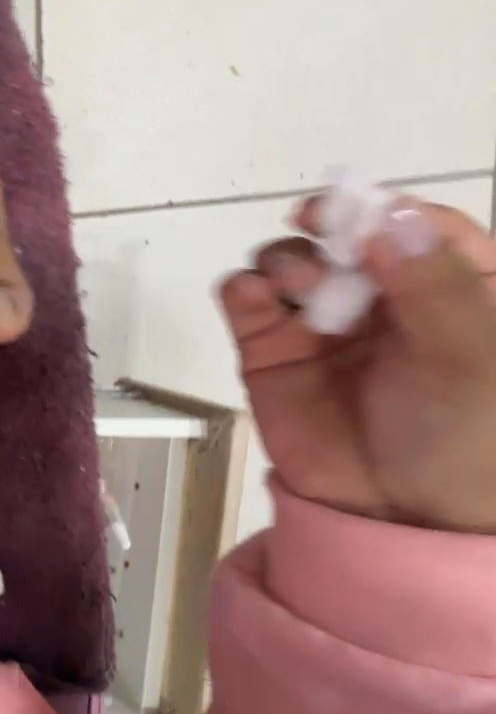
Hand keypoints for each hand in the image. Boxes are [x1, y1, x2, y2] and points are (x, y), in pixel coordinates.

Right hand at [220, 196, 495, 534]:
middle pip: (348, 237)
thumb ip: (435, 285)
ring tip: (295, 290)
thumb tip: (388, 216)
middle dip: (330, 227)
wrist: (393, 507)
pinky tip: (252, 298)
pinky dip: (241, 288)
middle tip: (315, 226)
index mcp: (458, 295)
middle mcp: (387, 299)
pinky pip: (243, 298)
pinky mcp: (266, 345)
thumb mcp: (474, 357)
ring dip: (288, 261)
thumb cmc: (464, 432)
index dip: (393, 211)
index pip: (426, 230)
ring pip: (291, 261)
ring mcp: (321, 322)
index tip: (361, 206)